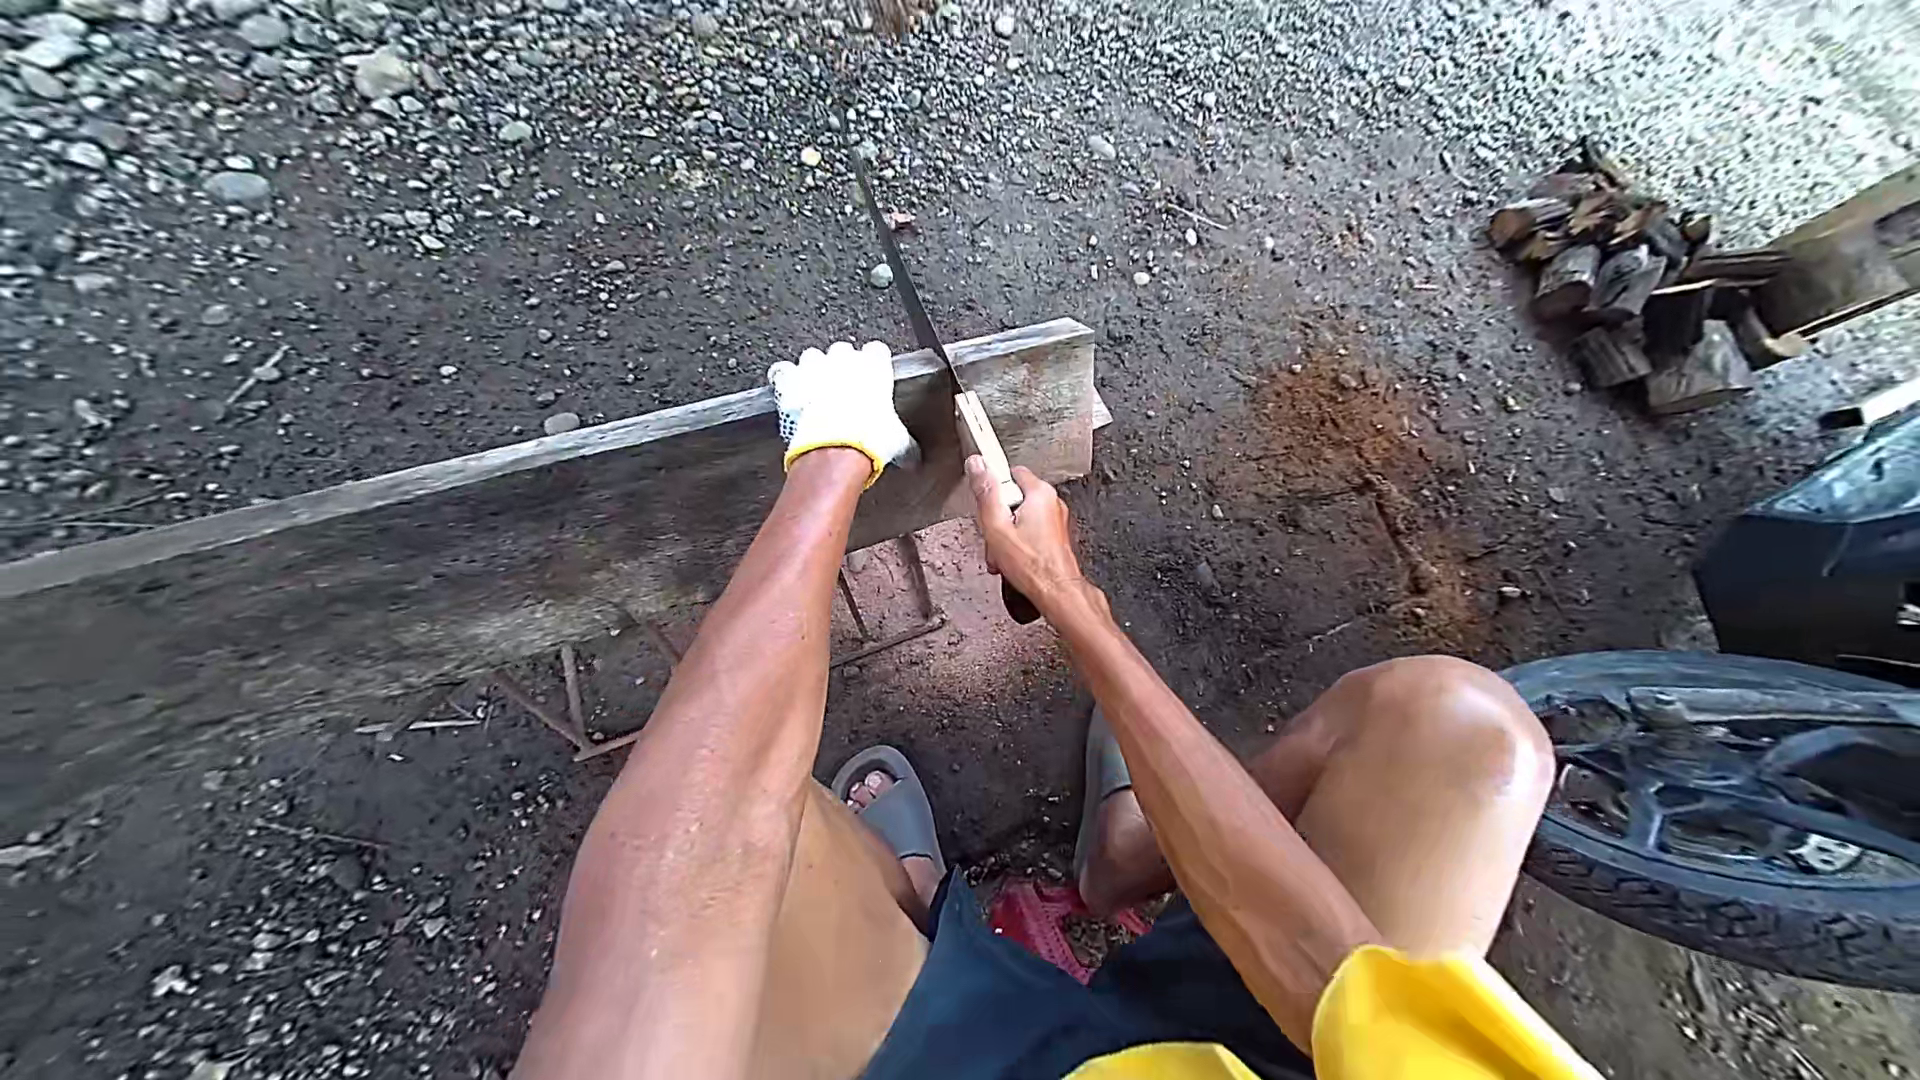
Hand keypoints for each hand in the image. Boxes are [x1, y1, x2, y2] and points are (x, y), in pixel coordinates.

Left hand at [768, 341, 915, 487]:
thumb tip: (912, 456)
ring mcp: (814, 366)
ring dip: (814, 370)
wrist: (835, 449)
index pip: (877, 351)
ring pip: (813, 356)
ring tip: (817, 392)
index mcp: (875, 365)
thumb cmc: (869, 439)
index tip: (873, 379)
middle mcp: (844, 358)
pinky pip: (784, 370)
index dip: (874, 365)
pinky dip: (786, 380)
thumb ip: (905, 440)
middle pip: (843, 350)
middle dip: (842, 366)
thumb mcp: (897, 441)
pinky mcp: (790, 380)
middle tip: (845, 390)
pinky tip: (791, 392)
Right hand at [966, 456, 1085, 607]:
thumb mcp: (996, 526)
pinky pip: (1030, 530)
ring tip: (1003, 551)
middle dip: (999, 516)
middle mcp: (1052, 502)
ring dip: (1006, 532)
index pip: (1010, 472)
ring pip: (1020, 516)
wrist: (1055, 591)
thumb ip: (986, 493)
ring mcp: (1055, 520)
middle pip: (1013, 497)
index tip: (984, 501)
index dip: (993, 488)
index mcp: (1040, 493)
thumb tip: (977, 465)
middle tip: (994, 534)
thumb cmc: (1032, 565)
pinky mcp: (1054, 536)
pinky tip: (1012, 557)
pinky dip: (1018, 541)